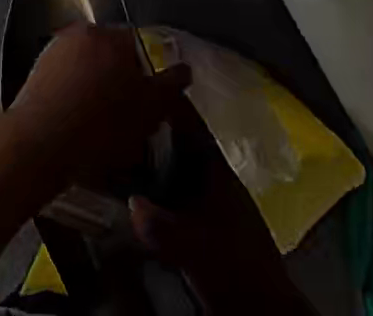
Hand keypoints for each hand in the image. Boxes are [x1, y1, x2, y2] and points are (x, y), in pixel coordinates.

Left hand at [6, 25, 190, 189]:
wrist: (38, 145)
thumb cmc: (101, 125)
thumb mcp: (149, 109)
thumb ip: (170, 86)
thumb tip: (185, 70)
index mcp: (110, 35)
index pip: (139, 45)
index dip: (147, 74)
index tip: (147, 101)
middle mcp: (80, 34)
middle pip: (111, 56)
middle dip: (120, 81)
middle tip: (127, 116)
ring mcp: (54, 52)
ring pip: (87, 70)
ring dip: (96, 90)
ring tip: (101, 127)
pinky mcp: (35, 74)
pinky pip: (65, 83)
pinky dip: (74, 99)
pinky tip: (77, 127)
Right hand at [129, 98, 314, 314]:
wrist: (263, 311)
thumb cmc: (238, 268)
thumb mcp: (200, 249)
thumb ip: (166, 227)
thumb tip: (132, 203)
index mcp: (215, 170)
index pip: (189, 123)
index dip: (167, 100)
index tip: (138, 80)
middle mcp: (209, 178)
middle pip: (174, 142)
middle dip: (147, 128)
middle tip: (110, 116)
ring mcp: (204, 201)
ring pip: (170, 168)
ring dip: (145, 159)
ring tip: (110, 149)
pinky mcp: (197, 224)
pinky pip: (167, 194)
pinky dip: (148, 188)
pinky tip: (124, 193)